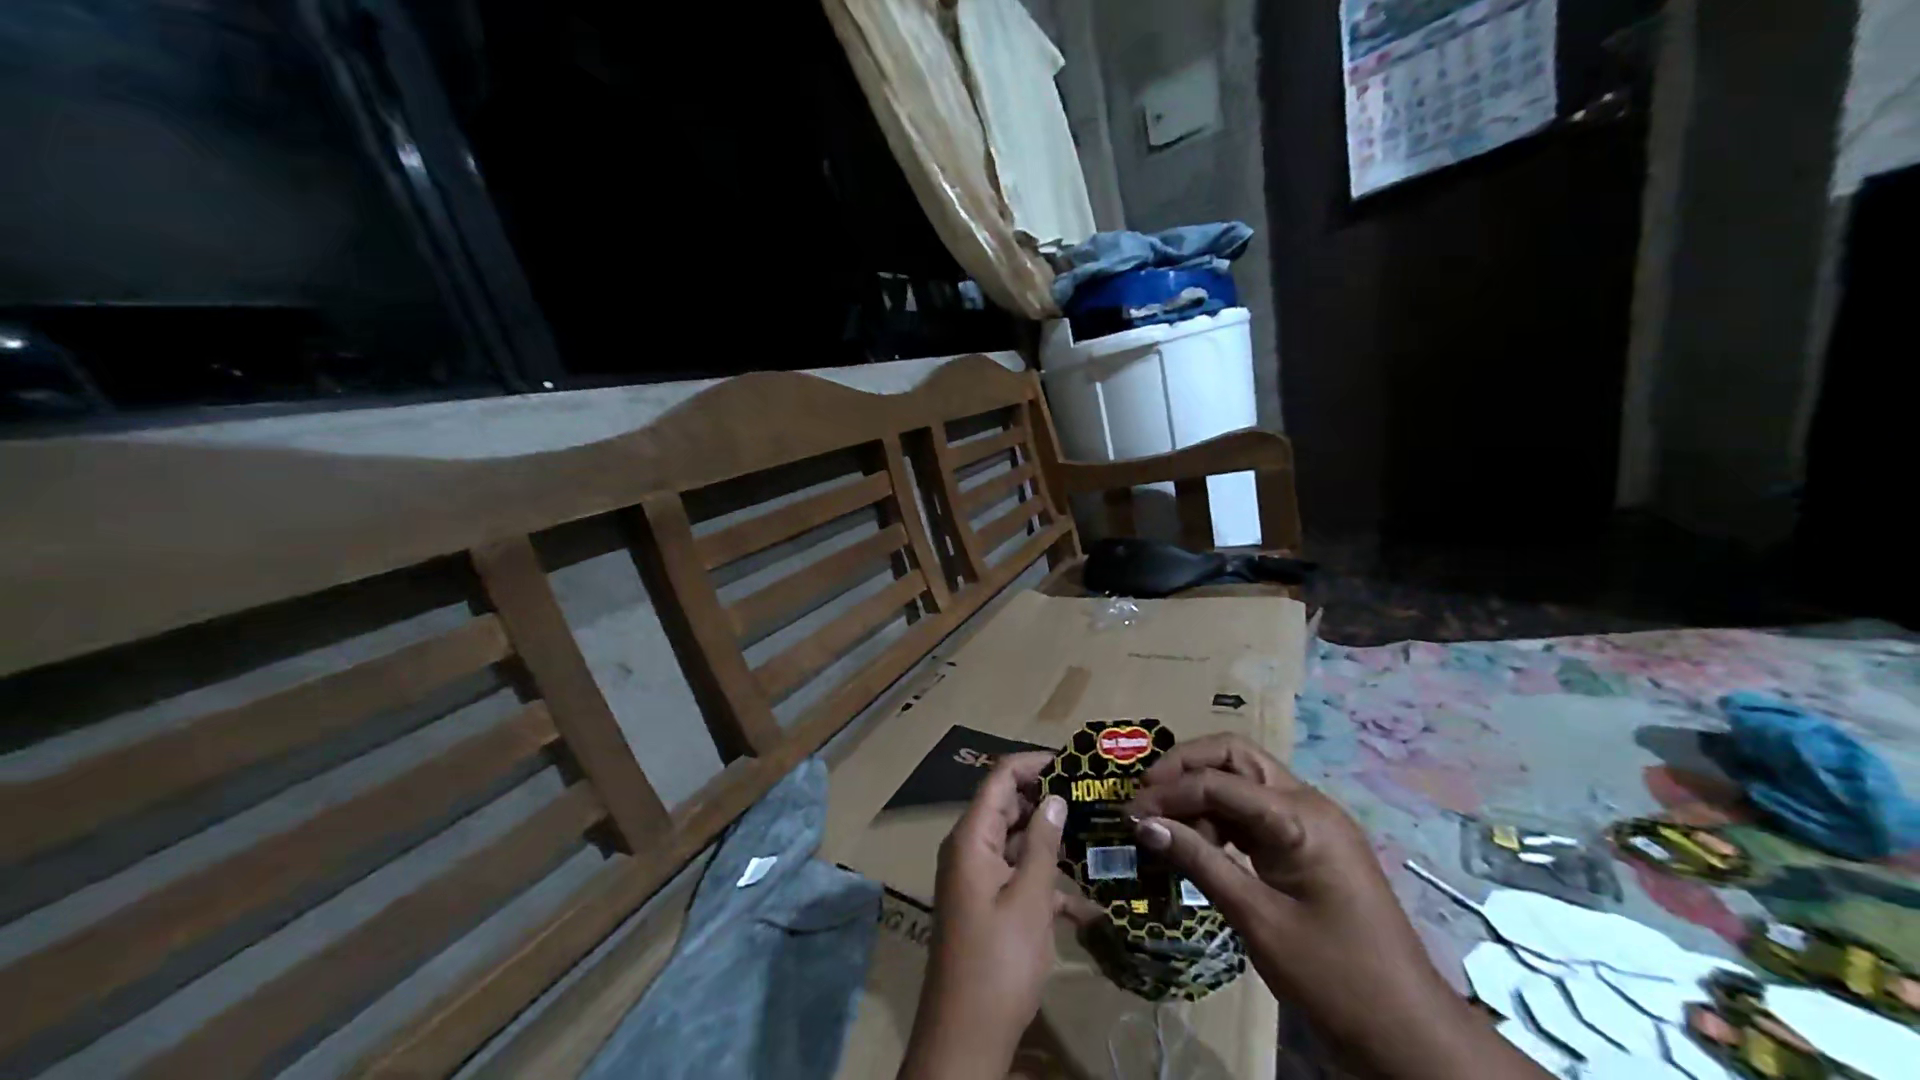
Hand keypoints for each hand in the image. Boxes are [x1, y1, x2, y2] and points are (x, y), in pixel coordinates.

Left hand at [899, 751, 1097, 1079]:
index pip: (999, 778)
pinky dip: (1044, 879)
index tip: (1074, 763)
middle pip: (1006, 806)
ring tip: (1095, 834)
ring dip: (1049, 840)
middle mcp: (969, 849)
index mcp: (971, 838)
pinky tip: (1084, 901)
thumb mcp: (1028, 898)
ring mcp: (977, 877)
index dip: (1033, 764)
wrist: (966, 1034)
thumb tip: (1055, 798)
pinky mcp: (987, 904)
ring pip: (1014, 841)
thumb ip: (1041, 843)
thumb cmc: (999, 960)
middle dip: (1046, 798)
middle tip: (1093, 796)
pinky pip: (1016, 875)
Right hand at [1128, 735, 1548, 1079]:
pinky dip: (1220, 816)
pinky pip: (1254, 811)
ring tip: (1166, 826)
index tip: (1128, 813)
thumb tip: (1143, 823)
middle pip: (1235, 756)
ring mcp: (1311, 823)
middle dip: (1185, 768)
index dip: (1168, 793)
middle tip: (1147, 798)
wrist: (1407, 1033)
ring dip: (1201, 791)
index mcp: (1301, 816)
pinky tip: (1197, 842)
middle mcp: (1307, 804)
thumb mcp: (1258, 919)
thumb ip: (1200, 862)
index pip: (1219, 782)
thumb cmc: (1334, 977)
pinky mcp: (1307, 844)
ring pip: (1243, 779)